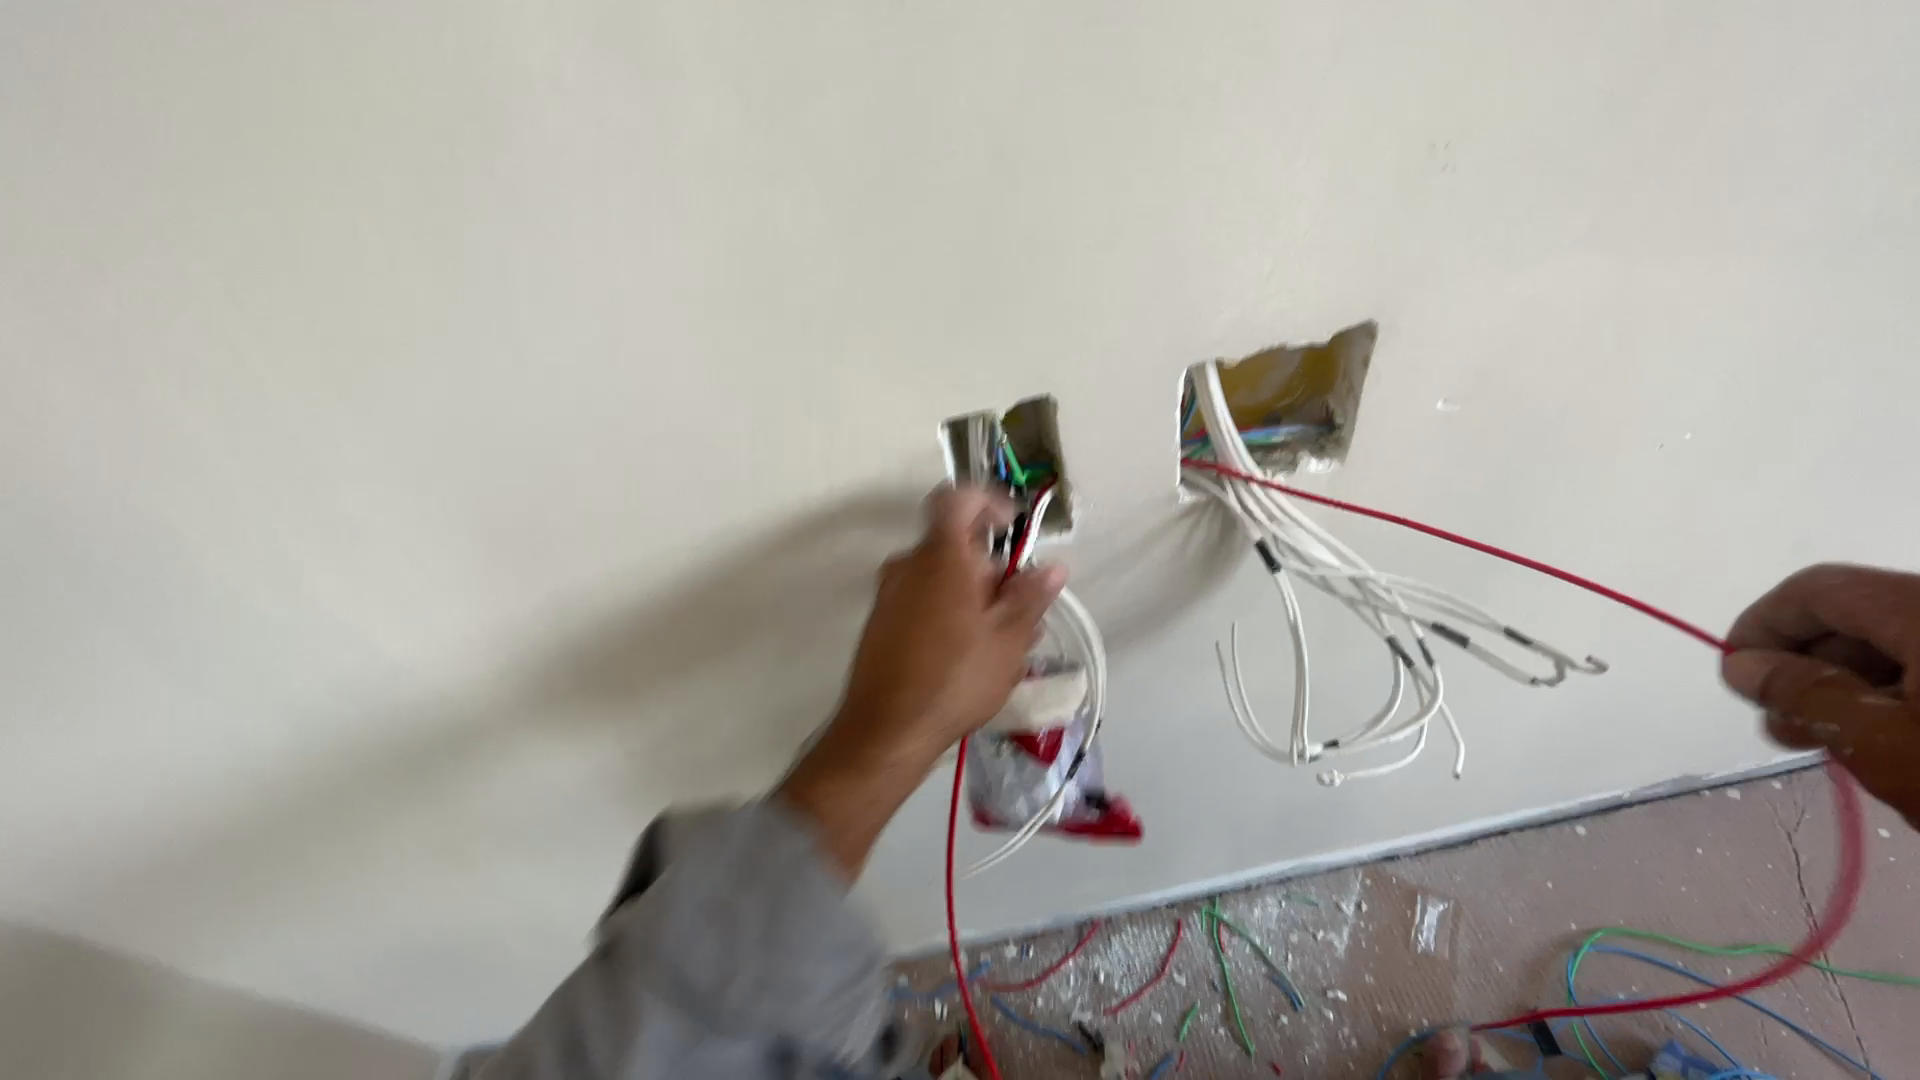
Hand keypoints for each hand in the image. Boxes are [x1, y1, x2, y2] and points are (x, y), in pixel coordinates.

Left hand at [831, 485, 1065, 764]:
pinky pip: (924, 601)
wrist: (886, 730)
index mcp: (940, 557)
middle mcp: (907, 566)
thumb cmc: (955, 678)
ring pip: (942, 579)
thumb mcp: (1008, 639)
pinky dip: (952, 613)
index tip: (1012, 526)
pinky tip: (973, 655)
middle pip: (955, 547)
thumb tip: (1052, 566)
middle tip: (1023, 609)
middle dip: (993, 570)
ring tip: (1008, 642)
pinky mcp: (881, 624)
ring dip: (977, 597)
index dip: (988, 502)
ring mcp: (890, 595)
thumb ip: (1030, 596)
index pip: (957, 500)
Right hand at [1721, 563, 1919, 829]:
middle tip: (1784, 726)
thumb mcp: (1883, 745)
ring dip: (1859, 687)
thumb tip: (1745, 664)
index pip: (1817, 591)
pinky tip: (1908, 743)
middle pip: (1865, 616)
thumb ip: (1801, 694)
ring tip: (1842, 744)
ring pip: (1910, 645)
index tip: (1738, 679)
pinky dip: (1914, 696)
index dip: (1762, 627)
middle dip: (1810, 666)